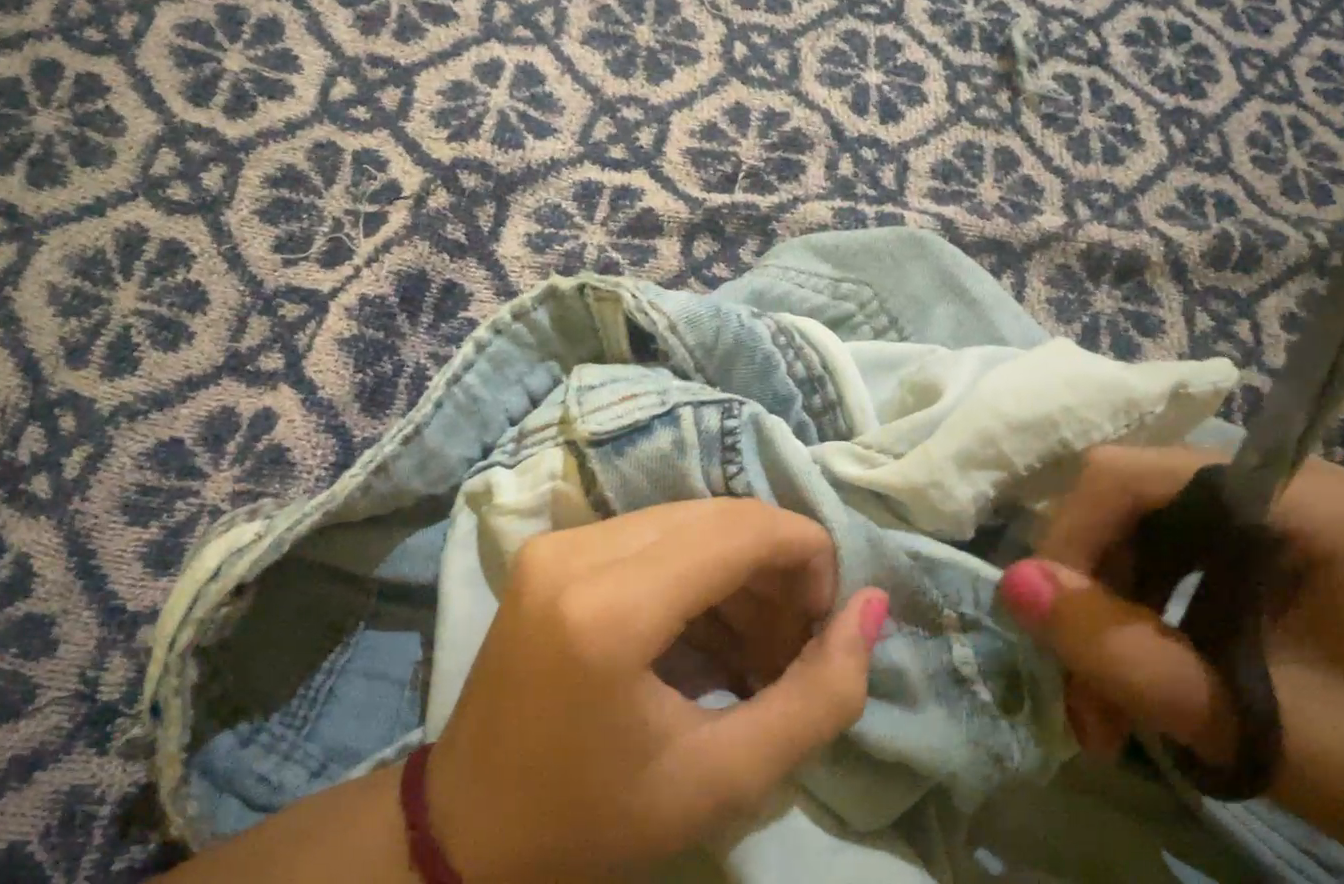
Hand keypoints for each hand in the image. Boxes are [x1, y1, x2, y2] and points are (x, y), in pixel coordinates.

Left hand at [428, 500, 889, 880]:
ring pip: (686, 520)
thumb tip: (871, 608)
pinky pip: (648, 535)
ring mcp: (555, 545)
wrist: (472, 827)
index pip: (743, 530)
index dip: (808, 557)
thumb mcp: (722, 779)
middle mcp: (577, 552)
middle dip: (776, 570)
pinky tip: (706, 638)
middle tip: (792, 650)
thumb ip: (816, 696)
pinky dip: (695, 574)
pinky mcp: (549, 552)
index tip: (827, 624)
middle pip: (717, 517)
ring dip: (738, 572)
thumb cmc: (595, 817)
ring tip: (754, 655)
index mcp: (610, 609)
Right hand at [997, 446, 1343, 882]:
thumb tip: (1009, 585)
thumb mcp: (1258, 728)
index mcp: (1301, 502)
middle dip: (1085, 597)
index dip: (1067, 541)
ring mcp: (1278, 518)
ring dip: (1105, 618)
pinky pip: (1169, 563)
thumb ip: (1130, 657)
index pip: (1128, 475)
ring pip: (1137, 537)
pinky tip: (1142, 683)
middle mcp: (1284, 487)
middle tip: (1083, 700)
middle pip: (1125, 505)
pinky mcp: (1271, 554)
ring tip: (1107, 712)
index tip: (1050, 633)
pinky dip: (1138, 621)